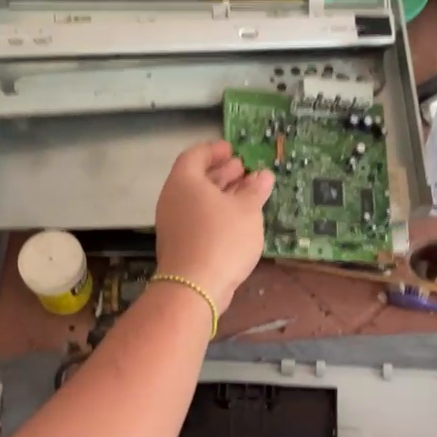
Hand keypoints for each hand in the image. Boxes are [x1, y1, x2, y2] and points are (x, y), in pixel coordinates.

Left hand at [154, 140, 273, 309]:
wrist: (194, 287)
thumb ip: (255, 190)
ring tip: (246, 194)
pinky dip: (215, 213)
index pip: (196, 155)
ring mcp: (173, 223)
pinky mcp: (179, 243)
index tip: (232, 149)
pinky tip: (236, 220)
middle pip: (196, 177)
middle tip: (243, 170)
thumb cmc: (222, 239)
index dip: (215, 150)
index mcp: (184, 181)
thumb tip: (263, 175)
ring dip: (221, 194)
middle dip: (221, 172)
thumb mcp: (246, 210)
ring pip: (198, 200)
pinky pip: (197, 218)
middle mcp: (173, 198)